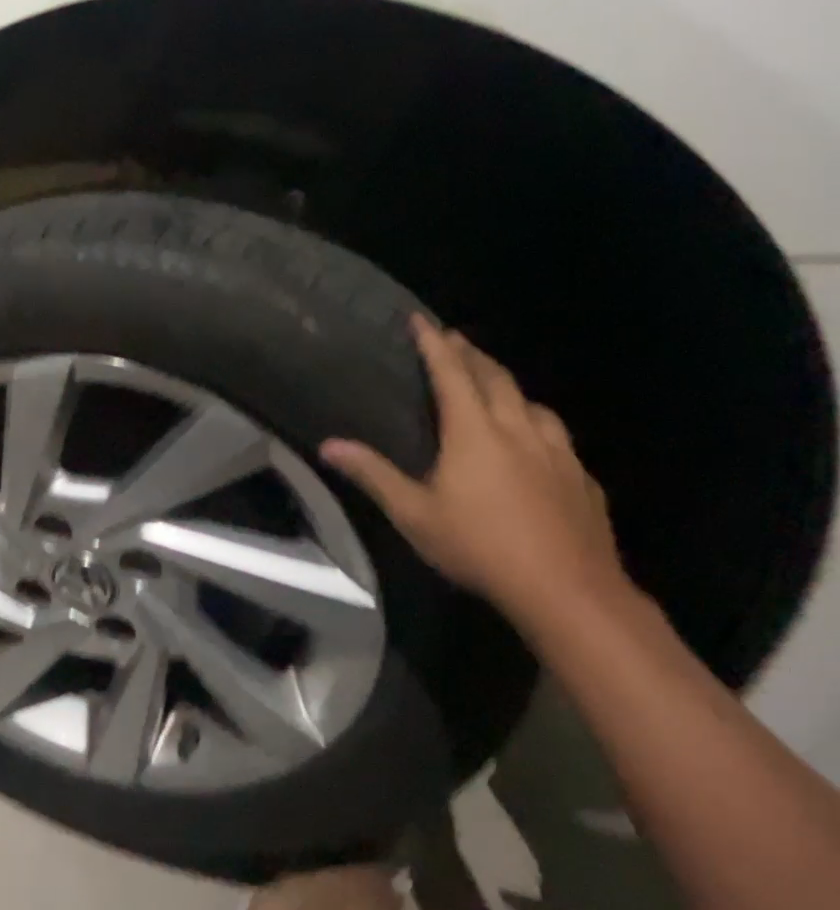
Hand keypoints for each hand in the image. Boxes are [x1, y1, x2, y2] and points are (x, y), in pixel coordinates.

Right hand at [319, 316, 628, 614]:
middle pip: (497, 379)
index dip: (434, 345)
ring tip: (495, 387)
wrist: (568, 590)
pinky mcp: (581, 478)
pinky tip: (535, 443)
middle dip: (472, 355)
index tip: (421, 320)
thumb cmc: (479, 546)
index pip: (452, 375)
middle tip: (454, 341)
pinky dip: (537, 424)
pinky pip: (557, 437)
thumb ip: (374, 475)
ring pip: (533, 404)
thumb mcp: (414, 514)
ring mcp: (558, 453)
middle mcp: (519, 431)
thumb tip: (329, 444)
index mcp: (474, 433)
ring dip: (509, 387)